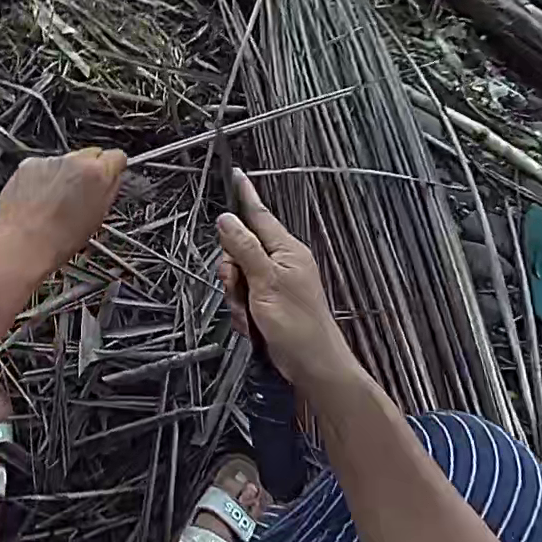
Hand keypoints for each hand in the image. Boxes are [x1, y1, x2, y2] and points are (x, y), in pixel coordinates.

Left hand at [0, 147, 126, 276]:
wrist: (22, 244)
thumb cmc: (59, 239)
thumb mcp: (98, 217)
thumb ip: (108, 190)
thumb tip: (111, 178)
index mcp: (97, 173)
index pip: (116, 156)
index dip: (113, 169)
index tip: (108, 177)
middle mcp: (74, 161)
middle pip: (90, 155)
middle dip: (88, 171)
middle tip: (80, 196)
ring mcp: (50, 161)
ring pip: (66, 162)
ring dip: (64, 176)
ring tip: (56, 203)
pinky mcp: (28, 165)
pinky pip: (43, 166)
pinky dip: (43, 178)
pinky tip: (40, 200)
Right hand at [216, 169, 355, 387]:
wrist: (314, 366)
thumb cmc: (298, 327)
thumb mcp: (265, 283)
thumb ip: (244, 249)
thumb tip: (227, 220)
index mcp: (286, 250)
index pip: (260, 215)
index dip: (245, 196)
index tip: (235, 175)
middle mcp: (282, 261)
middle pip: (240, 249)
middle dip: (231, 272)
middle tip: (236, 289)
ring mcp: (276, 281)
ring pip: (239, 275)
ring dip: (236, 297)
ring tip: (249, 314)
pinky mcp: (271, 300)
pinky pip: (245, 296)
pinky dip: (243, 310)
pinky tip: (252, 324)